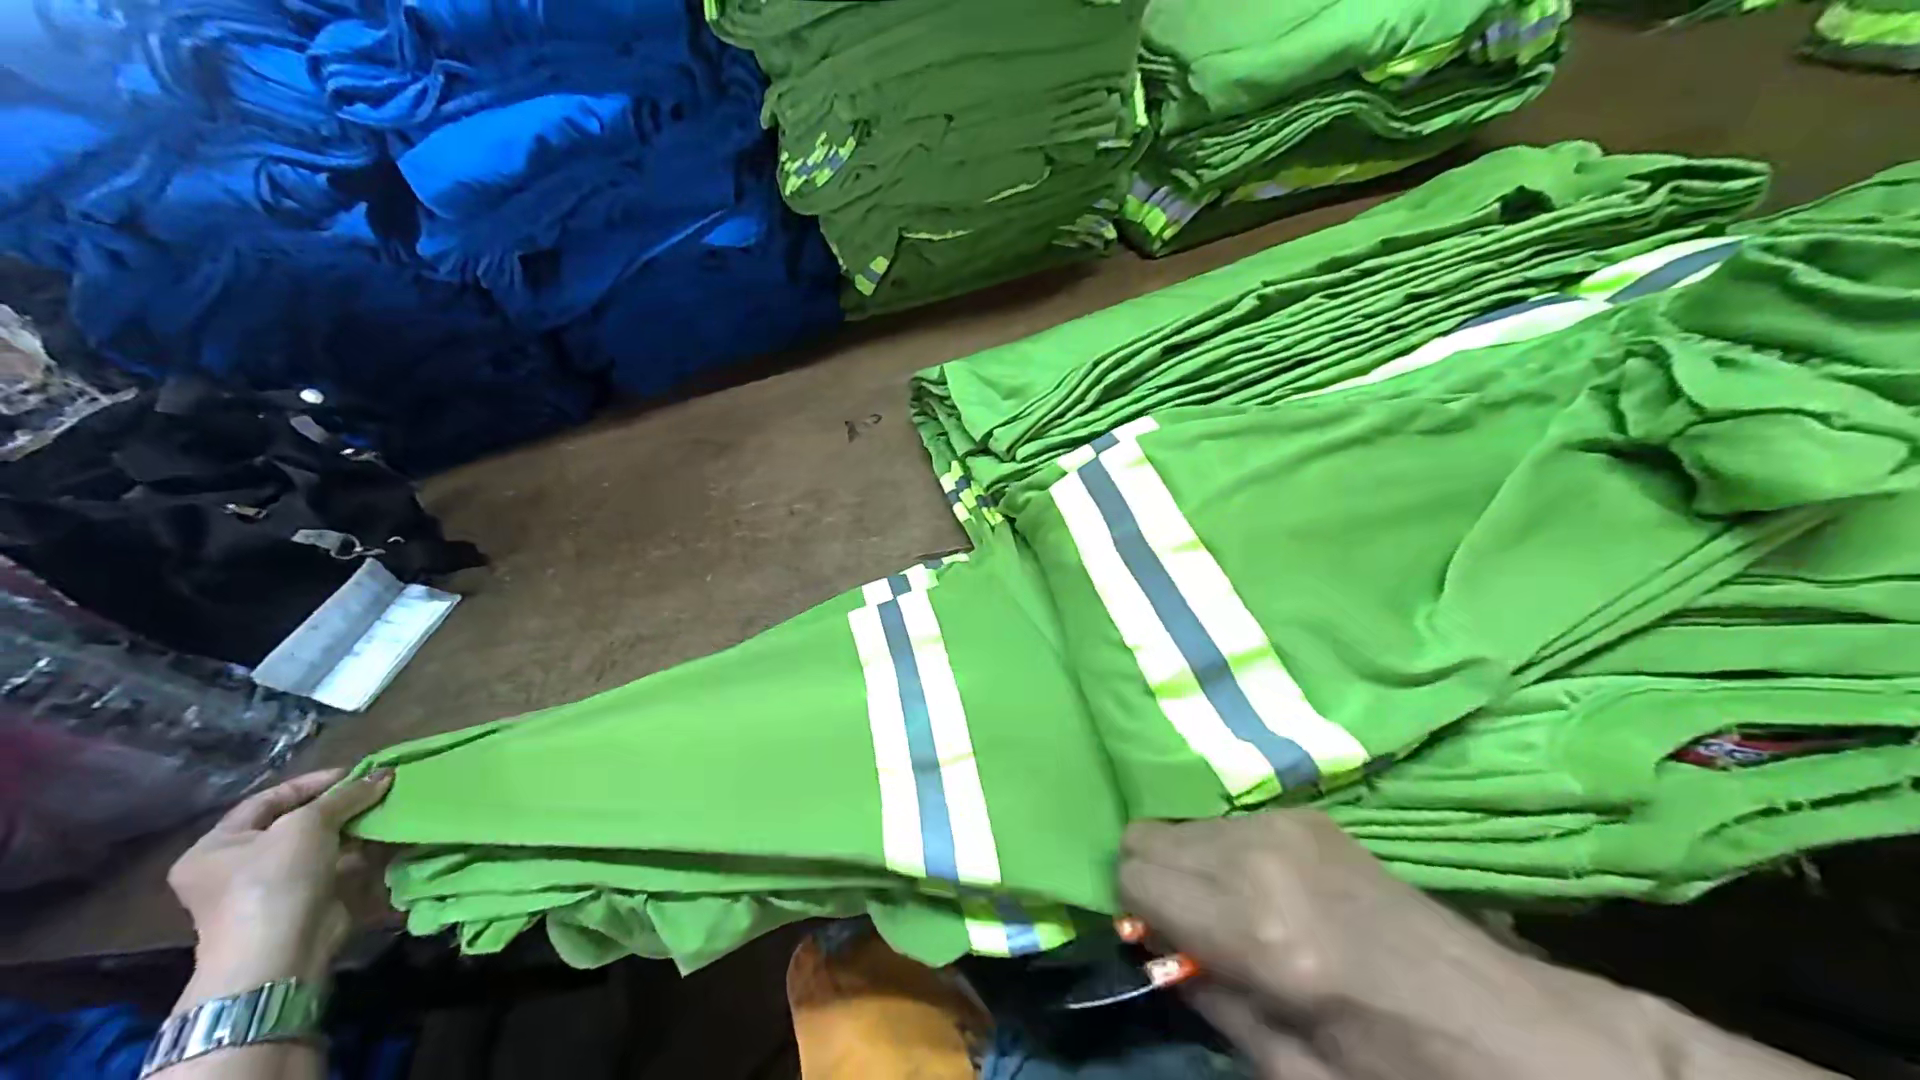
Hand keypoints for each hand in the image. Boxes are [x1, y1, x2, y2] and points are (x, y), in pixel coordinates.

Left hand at [168, 768, 393, 1000]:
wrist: (279, 950)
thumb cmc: (274, 879)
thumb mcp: (308, 824)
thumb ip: (345, 796)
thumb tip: (384, 773)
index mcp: (215, 847)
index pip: (267, 800)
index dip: (312, 782)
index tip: (357, 772)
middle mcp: (236, 865)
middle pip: (295, 822)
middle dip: (339, 805)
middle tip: (376, 789)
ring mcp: (270, 885)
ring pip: (319, 843)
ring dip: (353, 826)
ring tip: (387, 808)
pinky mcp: (303, 899)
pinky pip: (333, 864)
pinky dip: (359, 850)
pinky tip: (384, 836)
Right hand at [1118, 811, 1676, 1079]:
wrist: (1510, 1031)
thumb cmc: (1395, 1072)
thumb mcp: (1286, 1069)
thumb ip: (1203, 994)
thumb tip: (1147, 943)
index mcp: (1255, 929)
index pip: (1135, 876)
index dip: (1134, 911)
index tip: (1155, 941)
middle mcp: (1260, 856)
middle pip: (1146, 835)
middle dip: (1151, 879)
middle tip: (1186, 927)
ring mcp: (1287, 824)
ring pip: (1181, 823)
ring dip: (1186, 864)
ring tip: (1230, 912)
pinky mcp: (1309, 815)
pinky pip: (1226, 822)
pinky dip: (1222, 852)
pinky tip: (1265, 891)